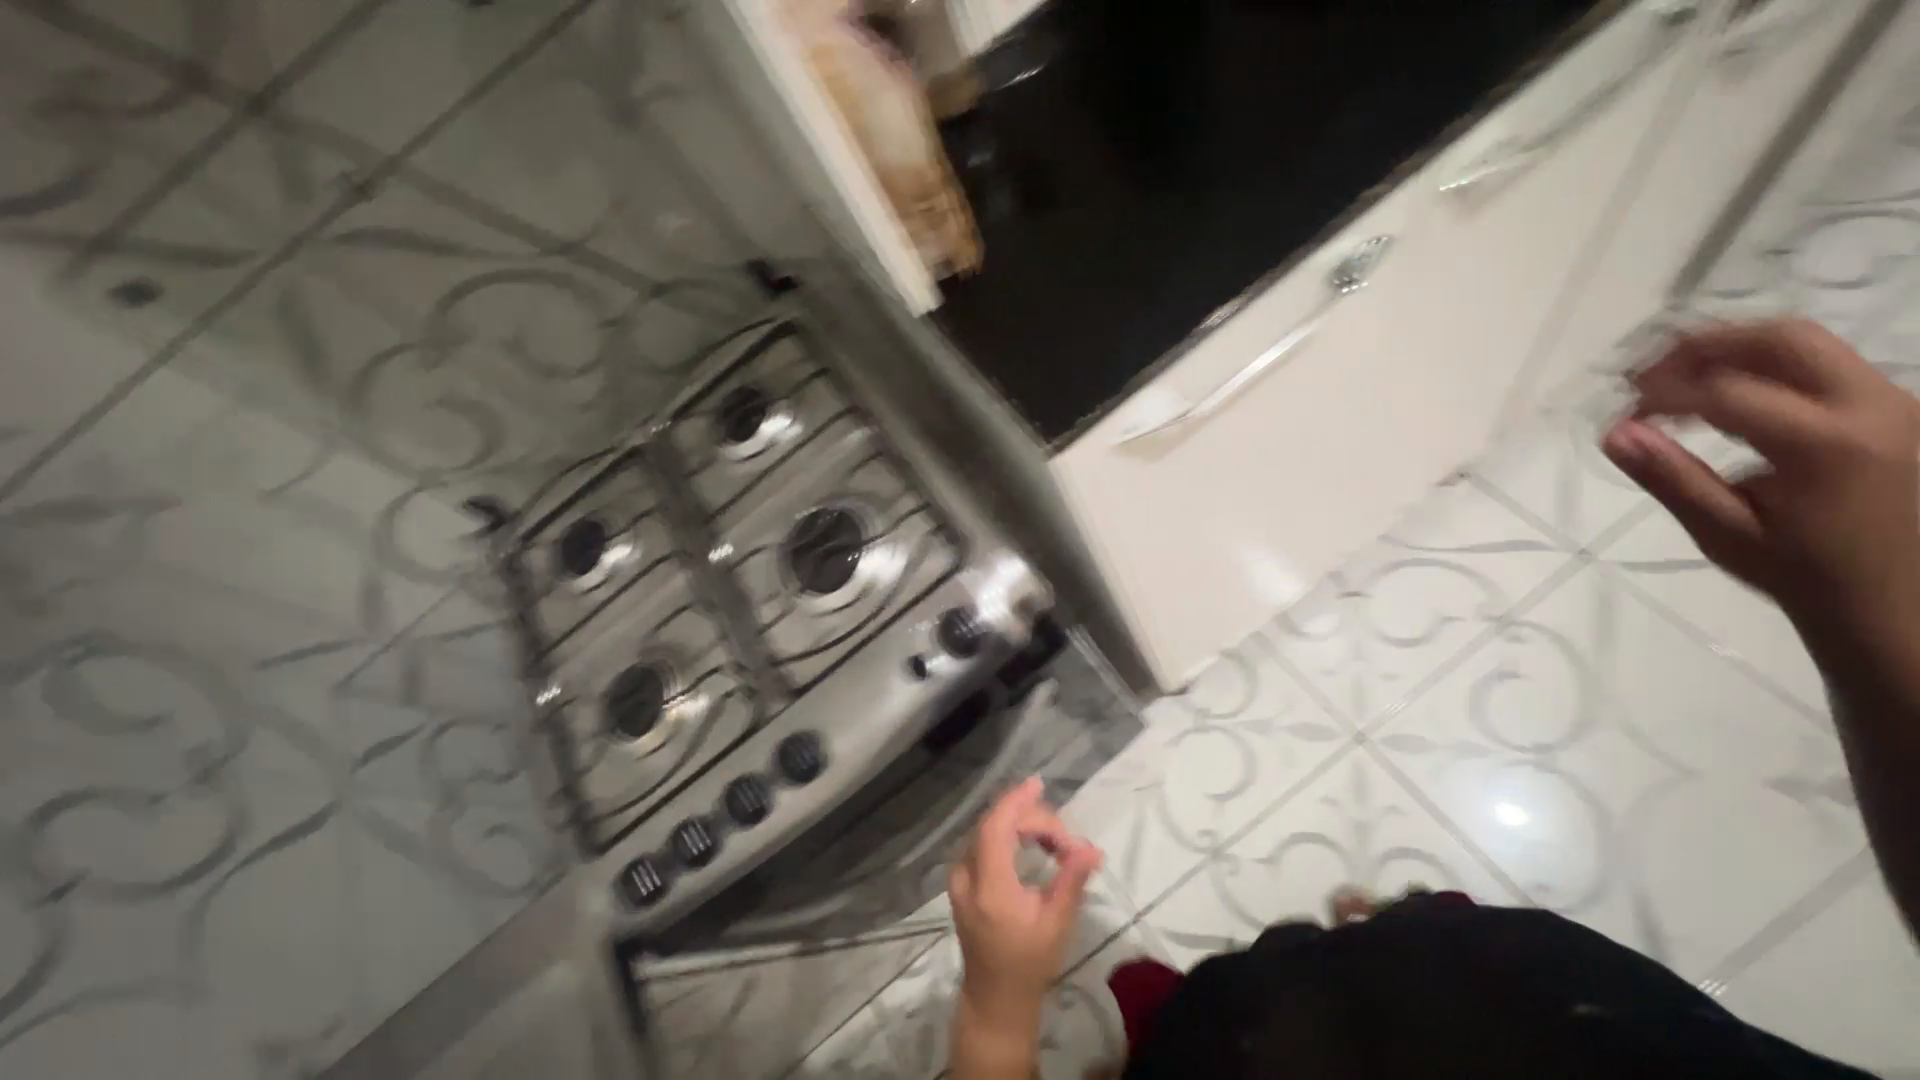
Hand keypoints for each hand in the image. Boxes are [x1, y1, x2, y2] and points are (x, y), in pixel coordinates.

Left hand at [949, 778, 1103, 1026]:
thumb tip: (1092, 848)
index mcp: (989, 887)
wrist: (995, 997)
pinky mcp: (962, 880)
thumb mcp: (1056, 924)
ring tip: (1055, 842)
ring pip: (988, 831)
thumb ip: (1071, 880)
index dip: (1015, 802)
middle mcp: (967, 876)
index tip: (1039, 784)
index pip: (996, 828)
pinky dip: (1008, 835)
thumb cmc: (1028, 962)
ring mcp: (959, 878)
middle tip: (1068, 841)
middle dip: (1032, 820)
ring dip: (1021, 826)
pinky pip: (983, 843)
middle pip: (994, 825)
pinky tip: (1032, 843)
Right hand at [1602, 318, 1919, 625]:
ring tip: (1675, 386)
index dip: (1663, 392)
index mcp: (1826, 443)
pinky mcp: (1889, 407)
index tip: (1621, 410)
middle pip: (1779, 338)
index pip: (1726, 390)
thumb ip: (1671, 478)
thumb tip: (1613, 433)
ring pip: (1802, 344)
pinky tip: (1722, 404)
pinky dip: (1760, 370)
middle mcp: (1871, 405)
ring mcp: (1889, 402)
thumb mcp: (1725, 532)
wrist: (1897, 600)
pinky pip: (1819, 366)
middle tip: (1646, 376)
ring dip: (1730, 354)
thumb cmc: (1803, 574)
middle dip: (1702, 346)